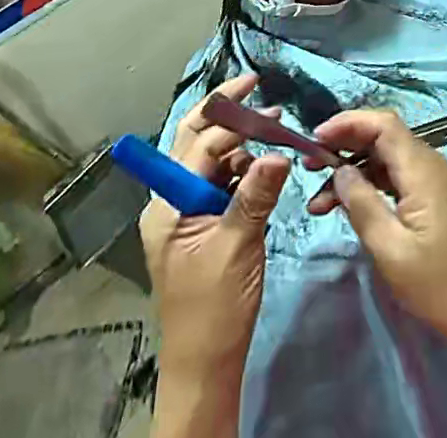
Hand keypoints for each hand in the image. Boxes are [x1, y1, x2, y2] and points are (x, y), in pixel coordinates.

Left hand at [140, 73, 291, 372]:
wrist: (206, 363)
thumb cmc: (214, 307)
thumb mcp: (237, 247)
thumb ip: (255, 195)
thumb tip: (278, 151)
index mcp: (168, 205)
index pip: (200, 147)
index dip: (233, 122)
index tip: (268, 104)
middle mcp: (172, 200)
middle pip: (194, 142)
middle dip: (222, 112)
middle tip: (253, 83)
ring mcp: (187, 211)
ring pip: (212, 160)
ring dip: (239, 141)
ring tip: (274, 127)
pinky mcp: (204, 223)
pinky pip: (223, 182)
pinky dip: (244, 167)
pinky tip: (266, 163)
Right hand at [303, 110, 446, 355]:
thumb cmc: (442, 284)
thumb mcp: (392, 250)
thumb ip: (363, 204)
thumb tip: (339, 171)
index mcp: (422, 169)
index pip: (382, 123)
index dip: (347, 123)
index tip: (313, 141)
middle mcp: (429, 165)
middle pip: (382, 136)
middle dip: (344, 145)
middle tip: (309, 170)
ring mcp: (432, 181)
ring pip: (385, 159)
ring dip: (352, 171)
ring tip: (318, 202)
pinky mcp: (432, 199)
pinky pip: (395, 178)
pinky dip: (368, 186)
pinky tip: (345, 208)